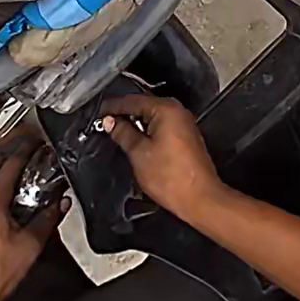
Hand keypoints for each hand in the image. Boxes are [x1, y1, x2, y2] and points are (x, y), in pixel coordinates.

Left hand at [0, 142, 69, 300]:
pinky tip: (1, 213)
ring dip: (1, 181)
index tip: (35, 144)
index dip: (25, 151)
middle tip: (29, 160)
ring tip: (19, 185)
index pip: (10, 164)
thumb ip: (47, 220)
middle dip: (13, 163)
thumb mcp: (29, 247)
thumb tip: (60, 205)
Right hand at [100, 94, 224, 217]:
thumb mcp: (139, 153)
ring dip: (134, 123)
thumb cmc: (171, 177)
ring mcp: (182, 123)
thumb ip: (122, 133)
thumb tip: (110, 121)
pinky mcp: (184, 137)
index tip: (97, 113)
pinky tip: (134, 140)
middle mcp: (176, 111)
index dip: (112, 107)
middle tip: (102, 122)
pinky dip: (146, 131)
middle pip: (142, 106)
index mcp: (165, 109)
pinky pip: (160, 126)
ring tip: (114, 132)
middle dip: (122, 114)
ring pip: (151, 117)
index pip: (131, 100)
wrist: (201, 200)